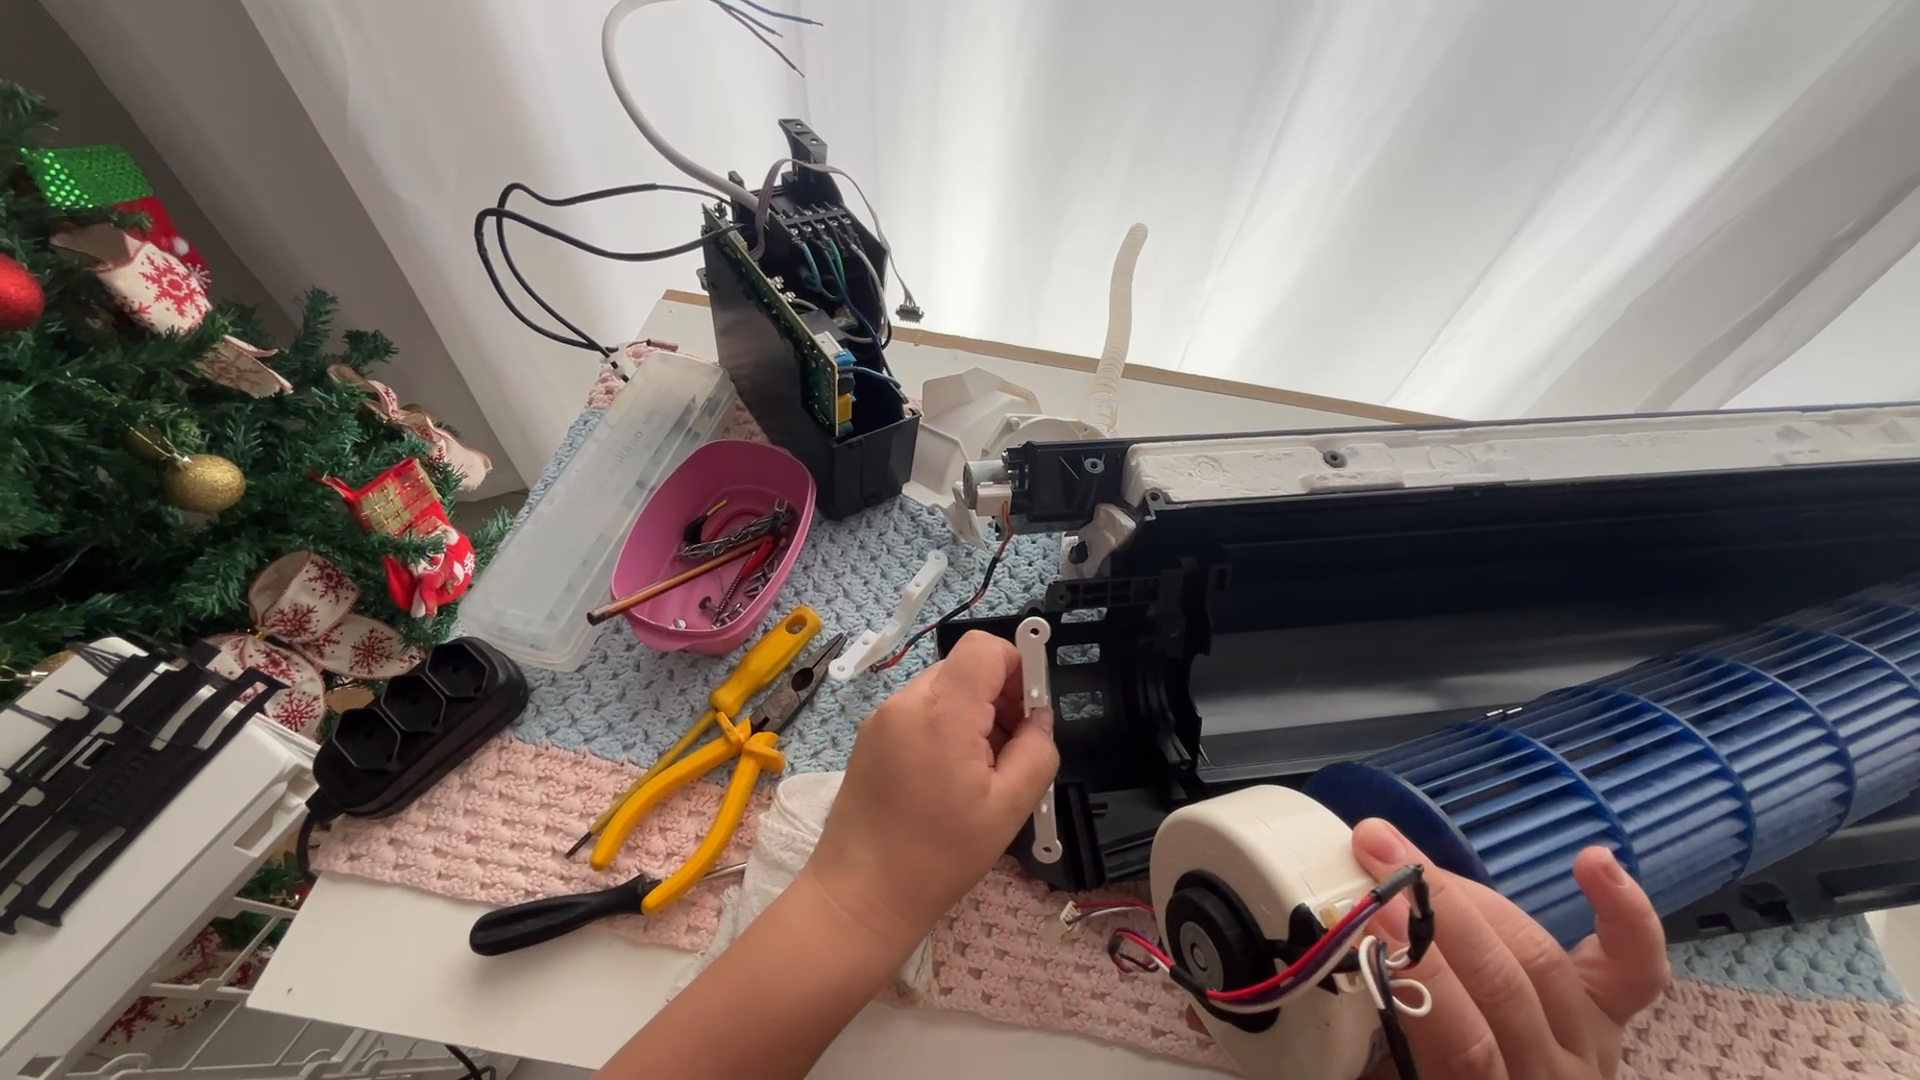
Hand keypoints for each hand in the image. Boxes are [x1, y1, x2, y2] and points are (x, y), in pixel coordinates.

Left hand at [801, 630, 1058, 951]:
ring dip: (973, 716)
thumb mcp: (1009, 808)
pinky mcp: (870, 738)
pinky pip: (920, 712)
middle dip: (999, 697)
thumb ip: (1037, 751)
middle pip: (966, 668)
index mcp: (943, 711)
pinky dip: (945, 728)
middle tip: (1012, 750)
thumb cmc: (938, 855)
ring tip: (980, 772)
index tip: (1030, 709)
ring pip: (944, 690)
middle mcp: (906, 702)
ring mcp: (882, 718)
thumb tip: (1039, 718)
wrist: (860, 894)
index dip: (1017, 665)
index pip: (985, 647)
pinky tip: (948, 778)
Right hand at [1353, 819, 1669, 1078]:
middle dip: (1434, 904)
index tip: (1369, 910)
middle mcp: (1551, 1078)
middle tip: (1372, 846)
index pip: (1466, 1040)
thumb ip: (1356, 1034)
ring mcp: (1589, 1048)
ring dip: (1465, 894)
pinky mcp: (1609, 1020)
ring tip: (1404, 854)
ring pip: (1537, 955)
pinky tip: (1593, 859)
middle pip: (1505, 982)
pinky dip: (1623, 912)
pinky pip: (1634, 969)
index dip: (1421, 970)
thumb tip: (1302, 958)